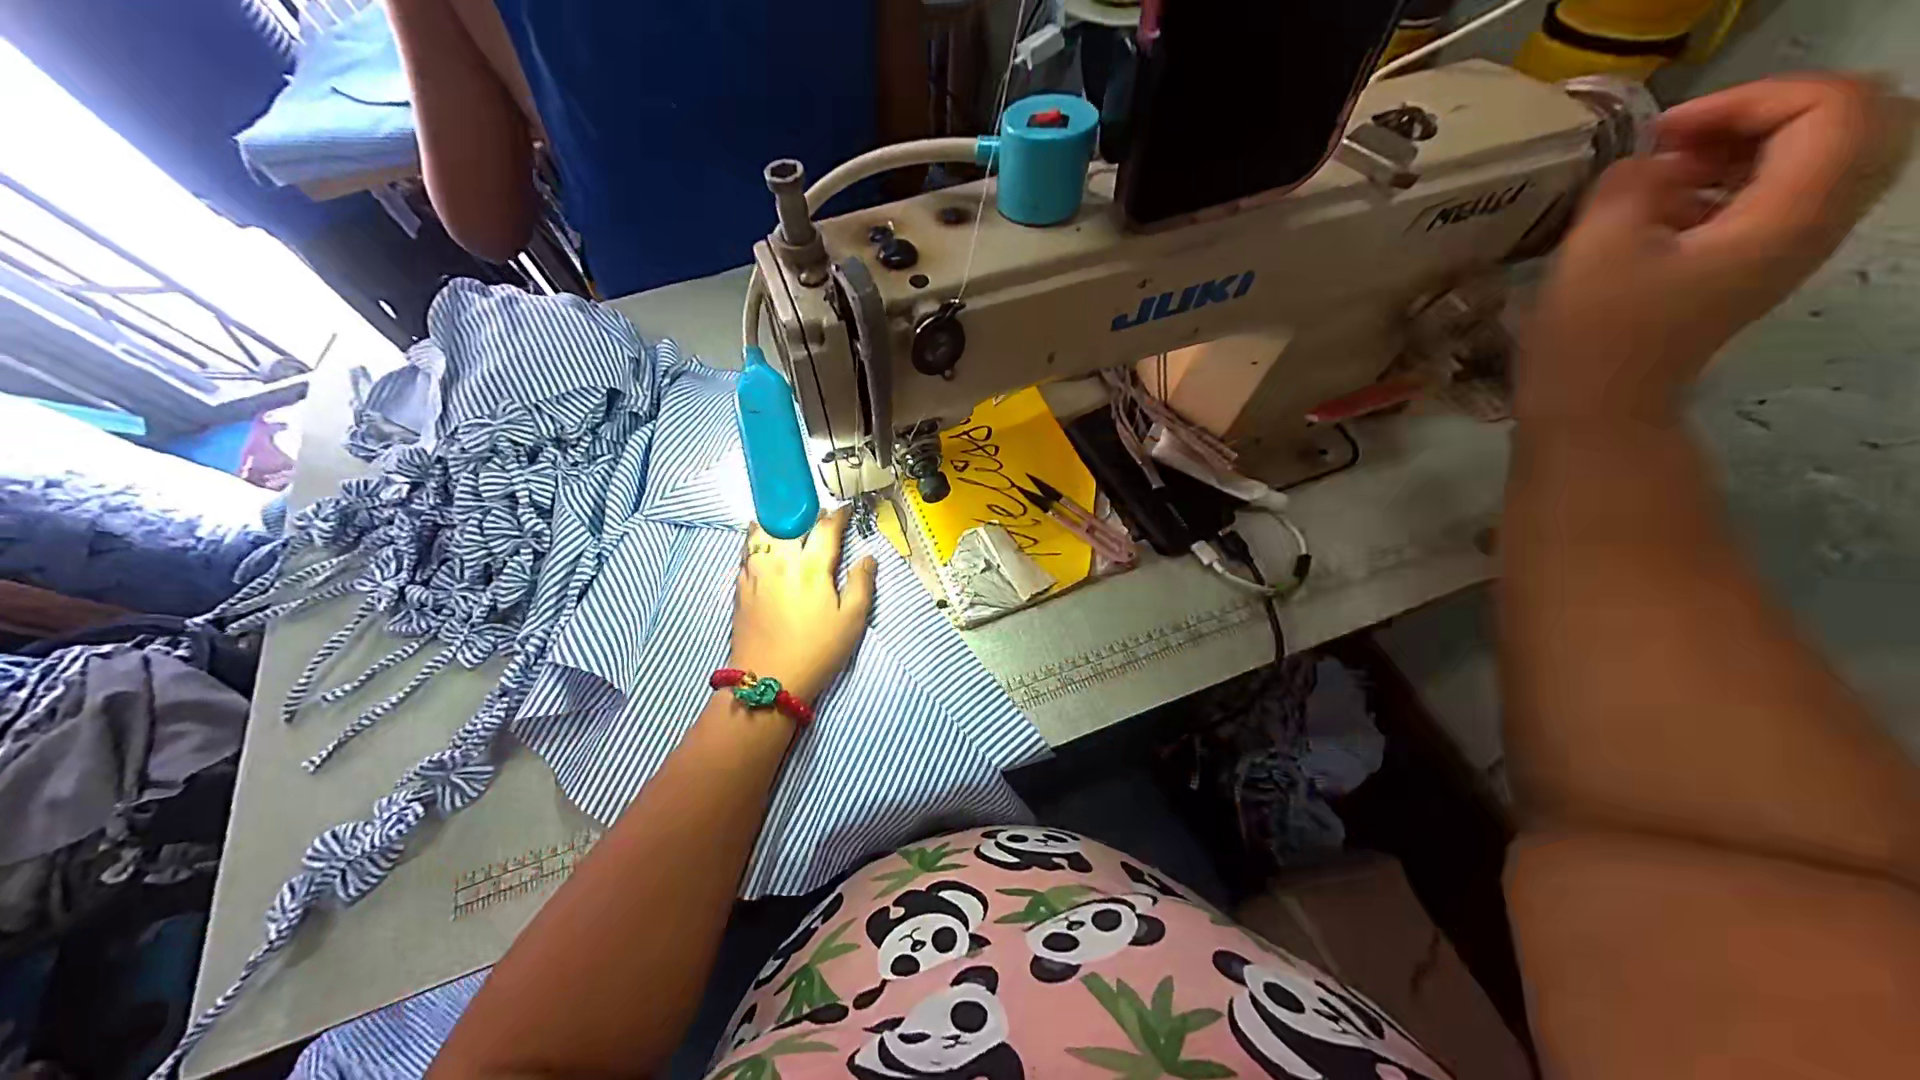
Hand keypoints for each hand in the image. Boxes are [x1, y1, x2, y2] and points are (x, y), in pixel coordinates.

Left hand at [727, 505, 877, 706]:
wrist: (768, 680)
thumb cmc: (817, 651)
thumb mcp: (851, 621)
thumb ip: (862, 585)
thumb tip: (868, 558)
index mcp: (811, 568)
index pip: (825, 528)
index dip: (838, 515)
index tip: (845, 510)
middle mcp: (780, 563)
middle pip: (788, 521)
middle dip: (804, 512)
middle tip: (816, 514)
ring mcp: (755, 573)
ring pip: (761, 532)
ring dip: (776, 521)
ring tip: (787, 522)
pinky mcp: (740, 586)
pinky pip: (746, 551)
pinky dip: (757, 540)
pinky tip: (764, 546)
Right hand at [1518, 74, 1911, 419]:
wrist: (1594, 410)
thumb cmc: (1591, 337)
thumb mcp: (1594, 250)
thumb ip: (1628, 184)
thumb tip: (1646, 166)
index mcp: (1787, 219)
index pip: (1833, 107)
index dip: (1752, 98)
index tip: (1665, 132)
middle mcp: (1811, 226)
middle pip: (1854, 121)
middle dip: (1769, 110)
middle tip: (1687, 135)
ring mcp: (1785, 248)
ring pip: (1819, 155)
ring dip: (1749, 142)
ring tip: (1669, 165)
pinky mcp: (1750, 265)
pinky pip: (1779, 193)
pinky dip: (1733, 177)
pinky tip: (1667, 201)